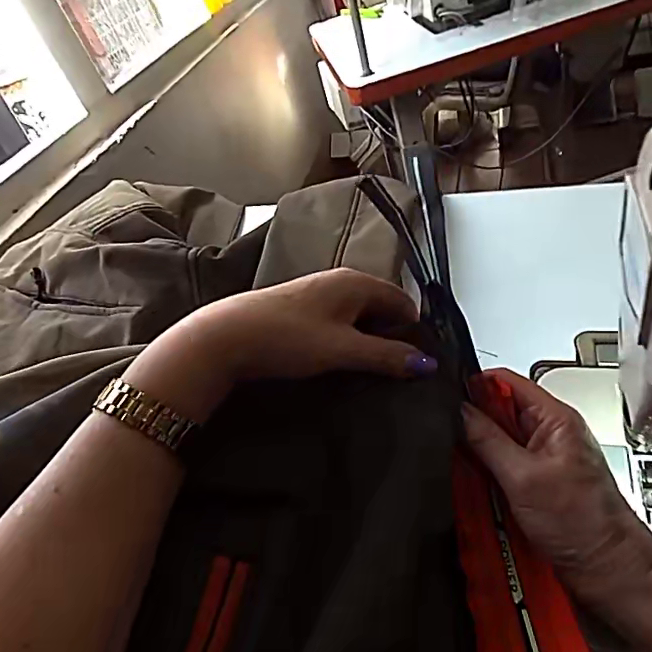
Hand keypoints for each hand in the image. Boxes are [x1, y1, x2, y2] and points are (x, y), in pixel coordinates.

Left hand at [126, 268, 433, 418]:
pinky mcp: (301, 310)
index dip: (414, 331)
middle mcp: (340, 281)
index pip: (403, 301)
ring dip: (369, 341)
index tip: (418, 362)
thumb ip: (387, 356)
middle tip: (396, 370)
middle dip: (393, 336)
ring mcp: (319, 294)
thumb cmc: (286, 338)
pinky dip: (348, 340)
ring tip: (369, 370)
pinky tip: (340, 361)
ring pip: (360, 317)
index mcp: (356, 282)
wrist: (223, 339)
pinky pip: (340, 323)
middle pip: (383, 308)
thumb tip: (427, 363)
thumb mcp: (343, 350)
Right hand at [459, 369, 651, 607]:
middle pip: (500, 411)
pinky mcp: (536, 481)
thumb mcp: (523, 478)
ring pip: (499, 440)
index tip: (449, 399)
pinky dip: (488, 474)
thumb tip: (460, 412)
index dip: (476, 385)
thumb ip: (487, 440)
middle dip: (474, 423)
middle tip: (455, 442)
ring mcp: (543, 457)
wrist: (606, 568)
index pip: (508, 381)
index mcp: (556, 418)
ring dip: (480, 452)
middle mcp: (550, 433)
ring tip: (470, 470)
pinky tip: (479, 487)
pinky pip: (503, 466)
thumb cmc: (585, 524)